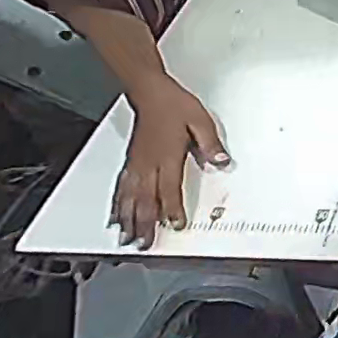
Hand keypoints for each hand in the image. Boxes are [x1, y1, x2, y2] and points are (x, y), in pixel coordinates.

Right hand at [111, 75, 227, 247]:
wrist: (151, 92)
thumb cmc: (174, 105)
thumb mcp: (201, 120)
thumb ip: (210, 144)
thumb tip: (222, 162)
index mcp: (167, 156)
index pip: (169, 189)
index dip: (172, 209)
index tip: (175, 225)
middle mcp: (148, 163)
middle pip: (145, 199)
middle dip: (145, 224)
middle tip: (145, 244)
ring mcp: (137, 163)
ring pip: (129, 197)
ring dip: (128, 219)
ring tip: (126, 239)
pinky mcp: (131, 160)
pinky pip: (121, 187)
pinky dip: (117, 204)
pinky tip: (115, 215)